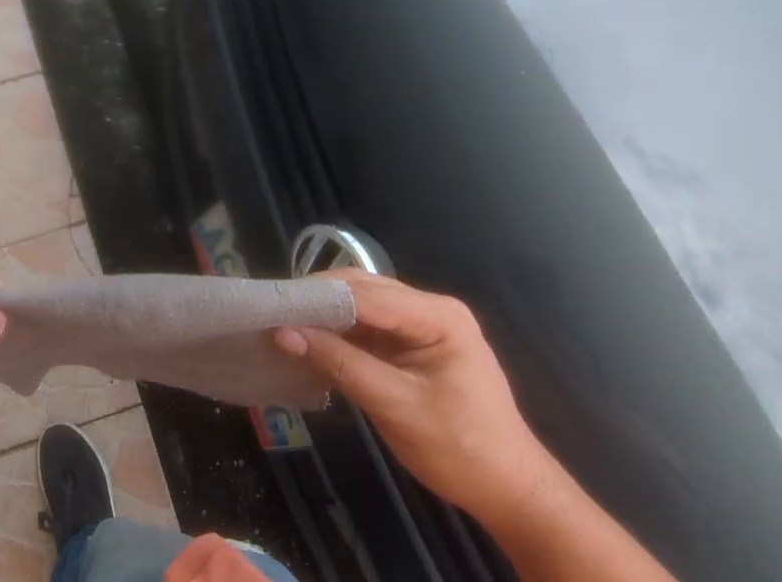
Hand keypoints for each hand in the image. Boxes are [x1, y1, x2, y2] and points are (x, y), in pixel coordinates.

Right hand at [275, 271, 674, 581]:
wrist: (509, 490)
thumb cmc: (459, 448)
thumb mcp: (395, 406)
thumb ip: (340, 364)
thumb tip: (284, 333)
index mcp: (438, 316)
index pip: (368, 294)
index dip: (318, 299)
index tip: (273, 307)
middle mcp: (430, 310)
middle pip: (363, 291)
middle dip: (318, 301)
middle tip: (271, 313)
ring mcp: (422, 327)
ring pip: (362, 307)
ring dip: (324, 317)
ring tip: (281, 325)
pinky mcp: (412, 347)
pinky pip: (367, 329)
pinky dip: (338, 335)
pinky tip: (308, 344)